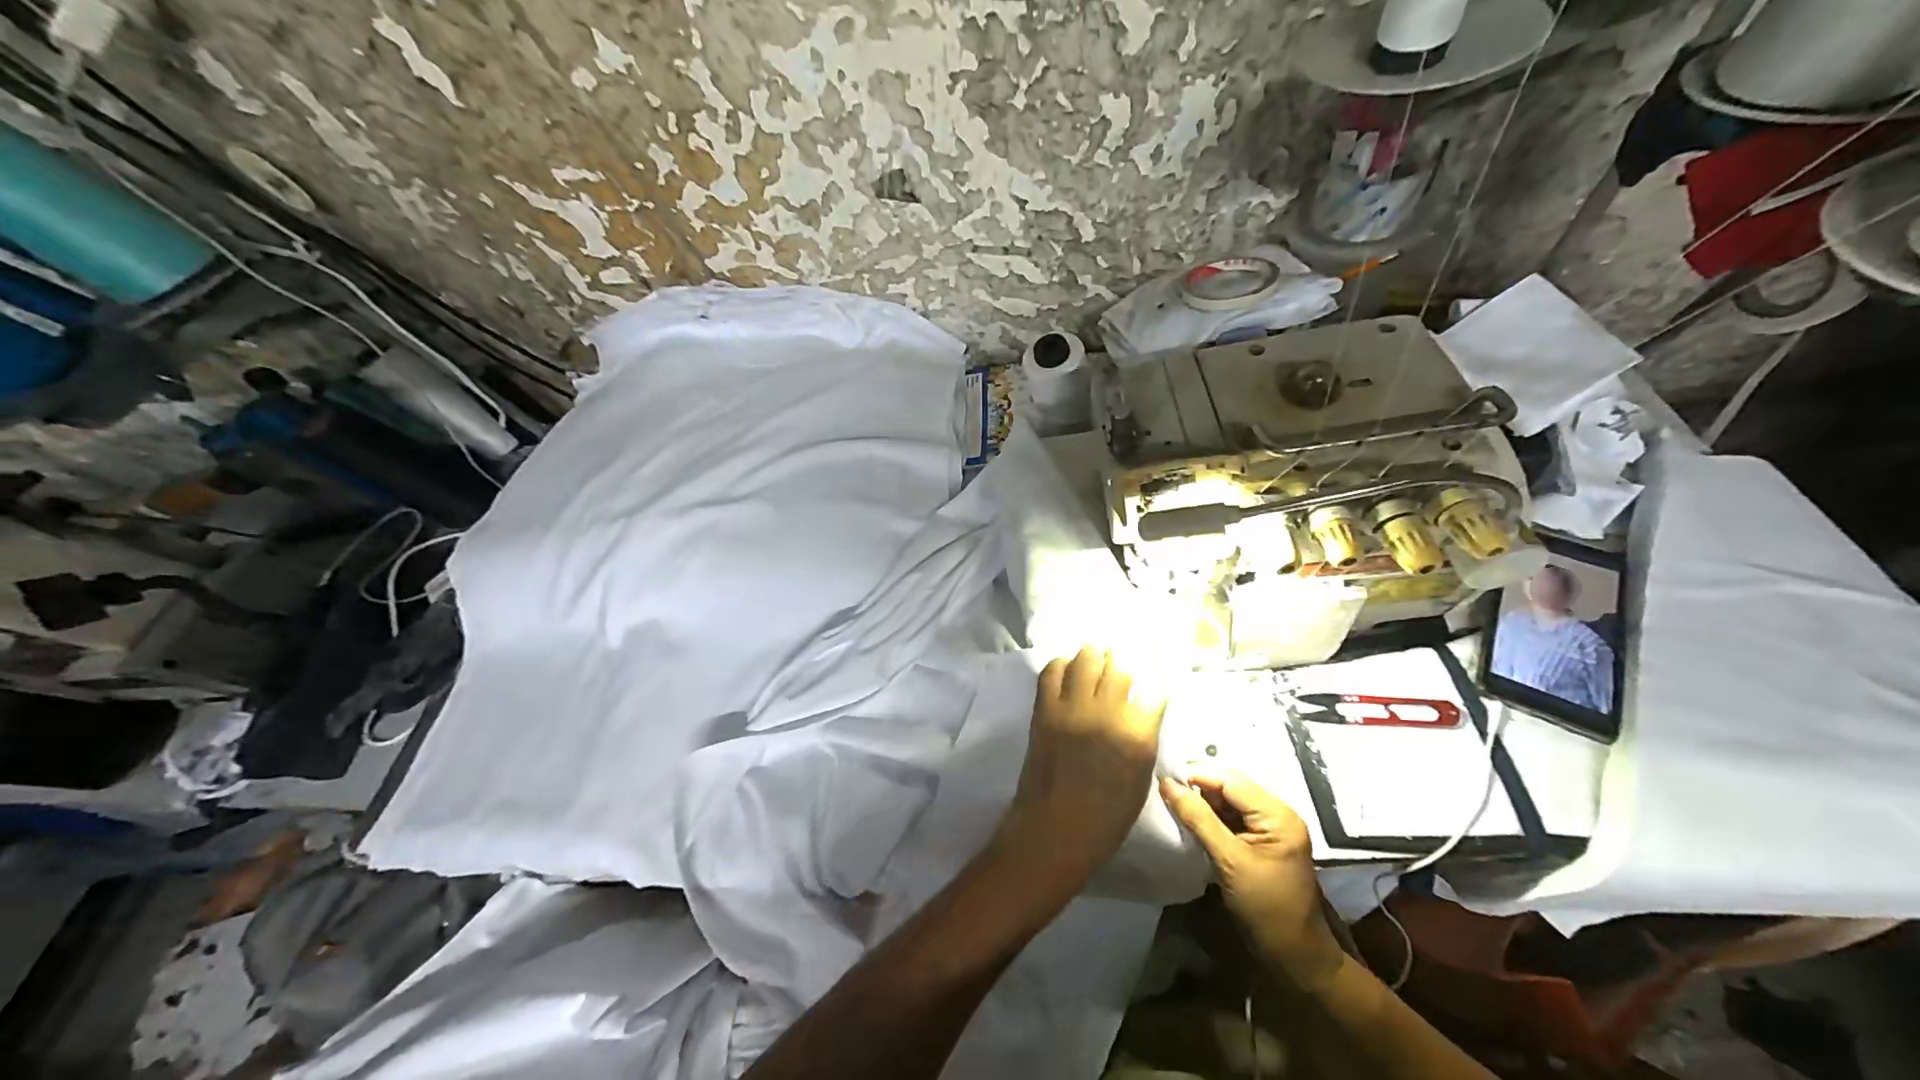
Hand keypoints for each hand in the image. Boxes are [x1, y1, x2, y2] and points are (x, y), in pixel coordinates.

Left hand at [995, 648, 1165, 889]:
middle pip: (1118, 668)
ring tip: (1095, 658)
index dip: (1150, 686)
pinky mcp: (1045, 709)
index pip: (1151, 692)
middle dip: (1121, 664)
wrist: (1054, 827)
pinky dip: (1062, 664)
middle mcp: (1107, 713)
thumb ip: (1144, 737)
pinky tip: (1068, 668)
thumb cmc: (1106, 815)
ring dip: (1093, 657)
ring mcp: (1072, 708)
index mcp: (1137, 734)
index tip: (1148, 684)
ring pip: (1086, 662)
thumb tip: (1143, 708)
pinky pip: (1053, 672)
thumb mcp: (1140, 778)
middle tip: (1119, 664)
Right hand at [1160, 770, 1346, 990]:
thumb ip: (1198, 819)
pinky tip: (1191, 820)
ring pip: (1230, 799)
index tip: (1163, 779)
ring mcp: (1271, 827)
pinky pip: (1233, 816)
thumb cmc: (1265, 907)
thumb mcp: (1228, 860)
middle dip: (1198, 786)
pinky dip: (1212, 816)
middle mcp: (1278, 813)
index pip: (1231, 780)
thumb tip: (1167, 783)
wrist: (1295, 954)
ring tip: (1174, 804)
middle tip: (1165, 792)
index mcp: (1277, 814)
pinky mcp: (1263, 840)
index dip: (1197, 775)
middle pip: (1231, 785)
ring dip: (1203, 801)